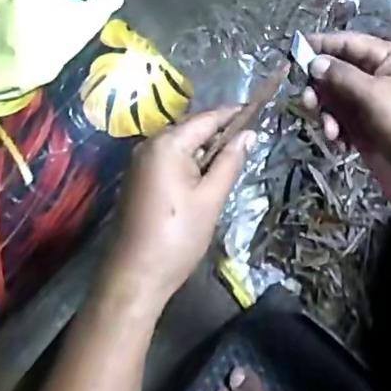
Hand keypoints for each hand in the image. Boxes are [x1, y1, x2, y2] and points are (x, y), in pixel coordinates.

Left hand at [100, 107, 253, 310]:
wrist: (133, 280)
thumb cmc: (177, 237)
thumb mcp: (211, 198)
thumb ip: (230, 161)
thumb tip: (249, 133)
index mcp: (167, 144)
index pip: (207, 118)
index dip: (233, 114)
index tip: (256, 111)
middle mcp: (150, 145)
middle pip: (192, 128)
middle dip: (220, 132)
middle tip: (249, 138)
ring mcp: (141, 162)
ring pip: (182, 144)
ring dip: (206, 148)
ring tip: (233, 156)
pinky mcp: (139, 178)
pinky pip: (170, 158)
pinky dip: (190, 161)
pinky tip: (207, 175)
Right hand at [302, 32, 390, 178]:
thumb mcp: (374, 95)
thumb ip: (342, 77)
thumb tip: (315, 62)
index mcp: (384, 57)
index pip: (346, 43)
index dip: (320, 45)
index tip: (294, 52)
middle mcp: (377, 74)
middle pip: (337, 72)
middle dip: (322, 89)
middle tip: (309, 104)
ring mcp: (374, 101)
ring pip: (338, 100)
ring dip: (329, 115)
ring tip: (332, 133)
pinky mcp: (372, 125)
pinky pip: (346, 121)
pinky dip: (339, 131)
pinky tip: (341, 145)